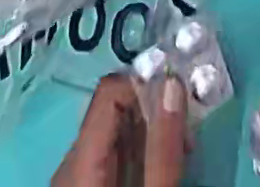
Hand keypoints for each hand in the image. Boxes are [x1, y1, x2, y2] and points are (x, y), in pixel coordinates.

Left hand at [52, 74, 186, 186]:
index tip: (181, 95)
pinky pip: (113, 155)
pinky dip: (141, 152)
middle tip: (188, 132)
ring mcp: (76, 176)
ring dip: (151, 131)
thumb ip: (162, 148)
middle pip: (113, 110)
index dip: (145, 83)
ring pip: (116, 133)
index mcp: (79, 158)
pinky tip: (162, 166)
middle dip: (154, 110)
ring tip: (182, 149)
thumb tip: (174, 83)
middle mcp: (71, 160)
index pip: (110, 90)